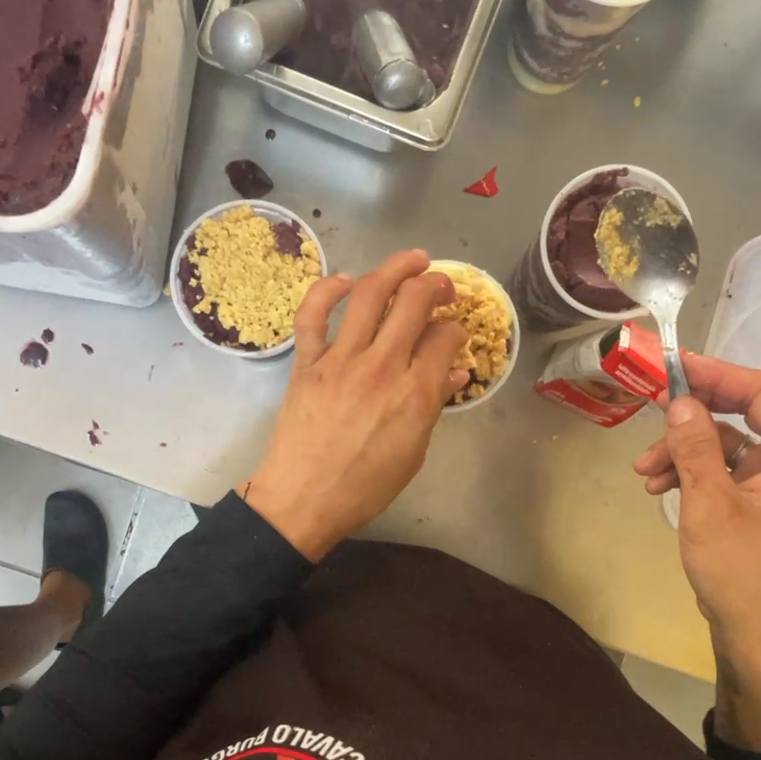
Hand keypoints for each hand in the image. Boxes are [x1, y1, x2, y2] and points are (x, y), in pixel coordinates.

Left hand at [240, 250, 468, 560]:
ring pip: (370, 294)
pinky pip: (313, 314)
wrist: (303, 500)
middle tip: (443, 285)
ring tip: (413, 259)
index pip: (446, 338)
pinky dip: (328, 289)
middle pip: (415, 302)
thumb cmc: (364, 487)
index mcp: (416, 394)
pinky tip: (345, 280)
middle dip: (437, 286)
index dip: (457, 329)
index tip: (455, 332)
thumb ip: (434, 406)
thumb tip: (454, 373)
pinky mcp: (307, 362)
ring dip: (396, 268)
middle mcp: (382, 367)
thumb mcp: (412, 453)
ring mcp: (341, 359)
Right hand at [632, 352, 760, 673]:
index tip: (673, 365)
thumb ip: (695, 446)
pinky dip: (694, 473)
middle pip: (743, 415)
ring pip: (728, 444)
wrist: (756, 634)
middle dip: (692, 418)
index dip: (717, 373)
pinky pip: (727, 470)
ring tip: (645, 472)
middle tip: (650, 413)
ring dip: (684, 451)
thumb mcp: (709, 504)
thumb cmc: (740, 570)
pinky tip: (660, 487)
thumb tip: (680, 400)